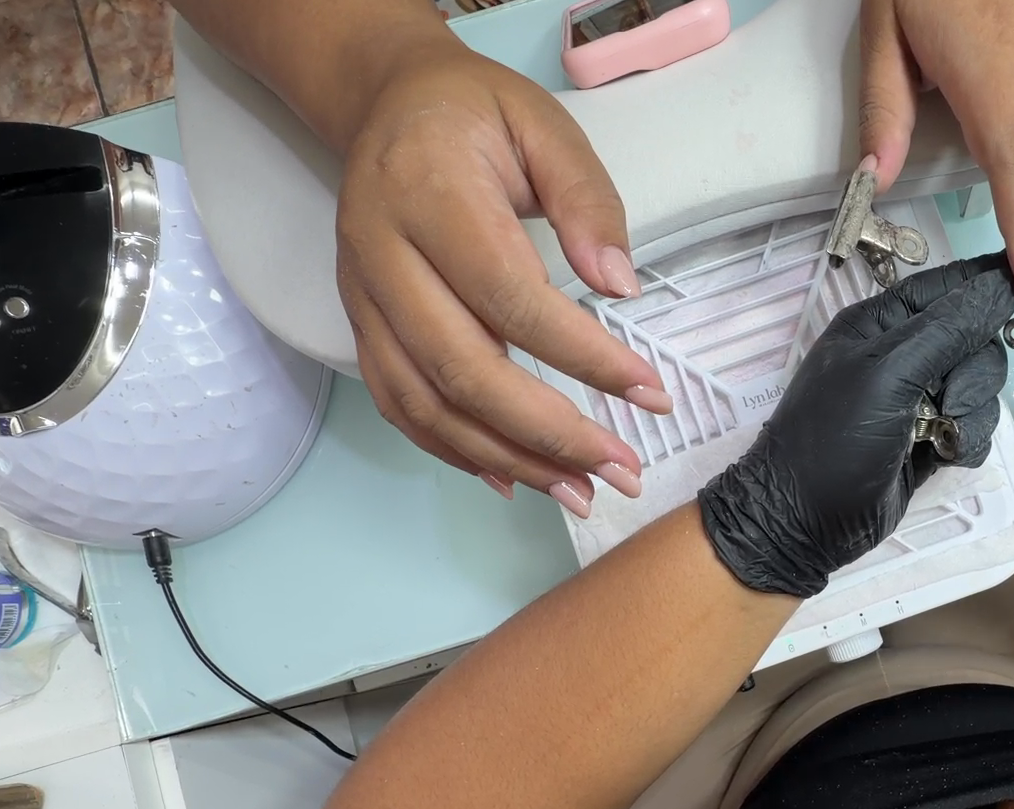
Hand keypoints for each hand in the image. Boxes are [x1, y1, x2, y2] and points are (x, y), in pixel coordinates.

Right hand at [335, 45, 672, 516]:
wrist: (386, 108)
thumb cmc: (477, 117)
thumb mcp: (546, 129)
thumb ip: (588, 202)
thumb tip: (621, 289)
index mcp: (430, 196)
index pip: (512, 298)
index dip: (585, 358)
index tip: (651, 393)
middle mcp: (382, 256)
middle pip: (465, 370)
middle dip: (552, 435)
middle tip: (623, 472)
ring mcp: (364, 299)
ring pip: (429, 404)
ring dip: (511, 461)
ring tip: (582, 495)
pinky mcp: (363, 327)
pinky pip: (401, 407)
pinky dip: (458, 453)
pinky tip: (516, 480)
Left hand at [702, 235, 1013, 596]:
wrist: (805, 524)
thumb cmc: (835, 439)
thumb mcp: (887, 374)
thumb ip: (947, 329)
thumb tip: (1000, 283)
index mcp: (883, 322)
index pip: (958, 284)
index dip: (1009, 273)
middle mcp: (903, 353)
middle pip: (978, 339)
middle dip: (973, 373)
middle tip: (947, 401)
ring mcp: (918, 398)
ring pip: (981, 386)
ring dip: (968, 413)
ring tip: (934, 436)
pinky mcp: (930, 438)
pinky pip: (975, 425)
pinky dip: (964, 441)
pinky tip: (938, 456)